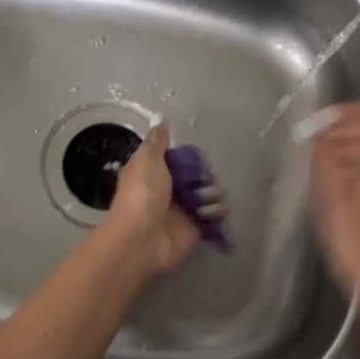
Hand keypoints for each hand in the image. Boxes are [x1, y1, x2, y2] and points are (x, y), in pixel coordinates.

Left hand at [102, 125, 204, 275]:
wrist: (142, 238)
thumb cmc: (142, 195)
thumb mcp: (147, 160)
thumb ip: (157, 141)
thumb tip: (160, 120)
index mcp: (157, 172)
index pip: (182, 160)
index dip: (191, 158)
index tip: (194, 160)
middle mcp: (171, 190)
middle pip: (200, 176)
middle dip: (206, 176)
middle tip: (202, 182)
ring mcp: (184, 211)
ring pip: (210, 195)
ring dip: (213, 194)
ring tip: (204, 201)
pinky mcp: (196, 229)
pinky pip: (215, 216)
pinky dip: (217, 213)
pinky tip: (210, 213)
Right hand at [311, 103, 359, 304]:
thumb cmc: (359, 246)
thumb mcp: (334, 200)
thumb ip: (326, 160)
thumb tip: (318, 130)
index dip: (342, 111)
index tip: (316, 119)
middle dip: (341, 129)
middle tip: (312, 140)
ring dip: (346, 148)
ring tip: (318, 160)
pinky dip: (354, 166)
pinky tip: (335, 184)